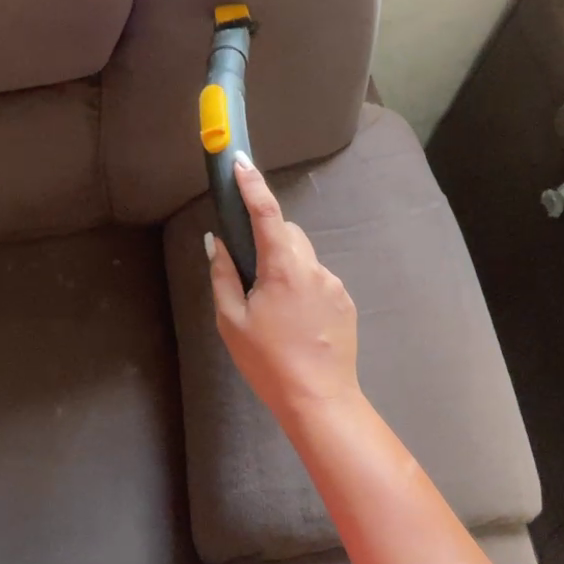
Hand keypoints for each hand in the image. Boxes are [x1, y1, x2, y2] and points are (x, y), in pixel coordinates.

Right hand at [206, 151, 361, 420]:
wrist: (321, 401)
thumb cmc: (268, 362)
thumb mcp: (231, 321)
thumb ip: (223, 275)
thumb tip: (218, 242)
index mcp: (282, 268)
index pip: (266, 213)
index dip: (251, 185)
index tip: (239, 162)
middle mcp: (312, 267)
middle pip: (286, 232)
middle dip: (266, 236)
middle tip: (248, 266)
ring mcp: (333, 284)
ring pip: (302, 256)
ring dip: (284, 263)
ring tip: (272, 304)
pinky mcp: (345, 301)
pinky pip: (316, 278)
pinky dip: (301, 283)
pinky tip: (294, 319)